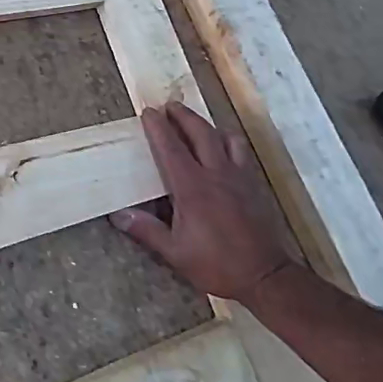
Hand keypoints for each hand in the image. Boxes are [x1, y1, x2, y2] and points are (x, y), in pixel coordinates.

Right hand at [111, 101, 293, 302]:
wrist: (264, 275)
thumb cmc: (216, 264)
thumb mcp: (175, 252)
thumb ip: (147, 230)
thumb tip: (118, 215)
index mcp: (193, 187)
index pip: (171, 148)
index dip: (158, 128)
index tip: (148, 112)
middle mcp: (216, 173)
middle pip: (199, 132)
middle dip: (183, 115)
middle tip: (169, 106)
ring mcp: (238, 175)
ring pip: (224, 137)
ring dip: (207, 125)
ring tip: (195, 123)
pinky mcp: (253, 183)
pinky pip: (240, 150)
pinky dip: (228, 140)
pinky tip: (223, 147)